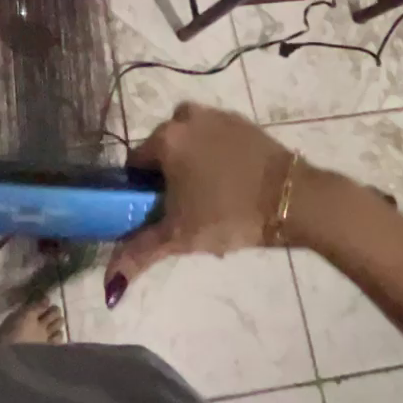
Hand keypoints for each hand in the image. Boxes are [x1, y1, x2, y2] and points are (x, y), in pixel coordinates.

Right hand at [103, 103, 293, 307]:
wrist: (294, 199)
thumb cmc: (230, 215)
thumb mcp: (181, 237)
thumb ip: (140, 254)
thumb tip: (108, 287)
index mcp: (164, 139)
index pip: (135, 165)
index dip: (143, 191)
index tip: (160, 212)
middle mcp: (184, 118)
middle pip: (163, 152)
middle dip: (170, 178)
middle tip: (188, 211)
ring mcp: (215, 115)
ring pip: (189, 143)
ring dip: (192, 165)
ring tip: (211, 199)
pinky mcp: (241, 121)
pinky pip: (215, 138)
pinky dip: (216, 156)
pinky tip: (231, 184)